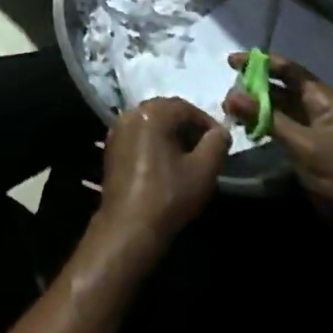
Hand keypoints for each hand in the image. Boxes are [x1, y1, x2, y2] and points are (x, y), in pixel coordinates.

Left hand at [94, 97, 228, 252]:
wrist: (129, 225)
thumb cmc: (169, 196)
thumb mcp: (203, 171)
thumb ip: (216, 145)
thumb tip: (221, 131)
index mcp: (152, 113)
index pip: (185, 107)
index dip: (206, 122)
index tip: (220, 142)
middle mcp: (131, 113)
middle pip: (166, 111)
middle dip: (188, 127)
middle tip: (206, 148)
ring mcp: (117, 129)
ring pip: (151, 123)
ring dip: (171, 134)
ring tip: (188, 157)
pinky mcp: (112, 146)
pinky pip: (138, 134)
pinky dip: (154, 141)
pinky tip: (165, 163)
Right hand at [224, 53, 332, 230]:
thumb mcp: (302, 145)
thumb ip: (267, 118)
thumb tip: (231, 96)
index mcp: (325, 101)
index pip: (290, 70)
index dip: (261, 62)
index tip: (231, 61)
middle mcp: (319, 108)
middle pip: (282, 87)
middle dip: (254, 86)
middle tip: (228, 93)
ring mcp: (314, 127)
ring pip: (279, 106)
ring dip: (256, 105)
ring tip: (230, 108)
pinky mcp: (308, 144)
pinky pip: (281, 124)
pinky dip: (263, 122)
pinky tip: (244, 125)